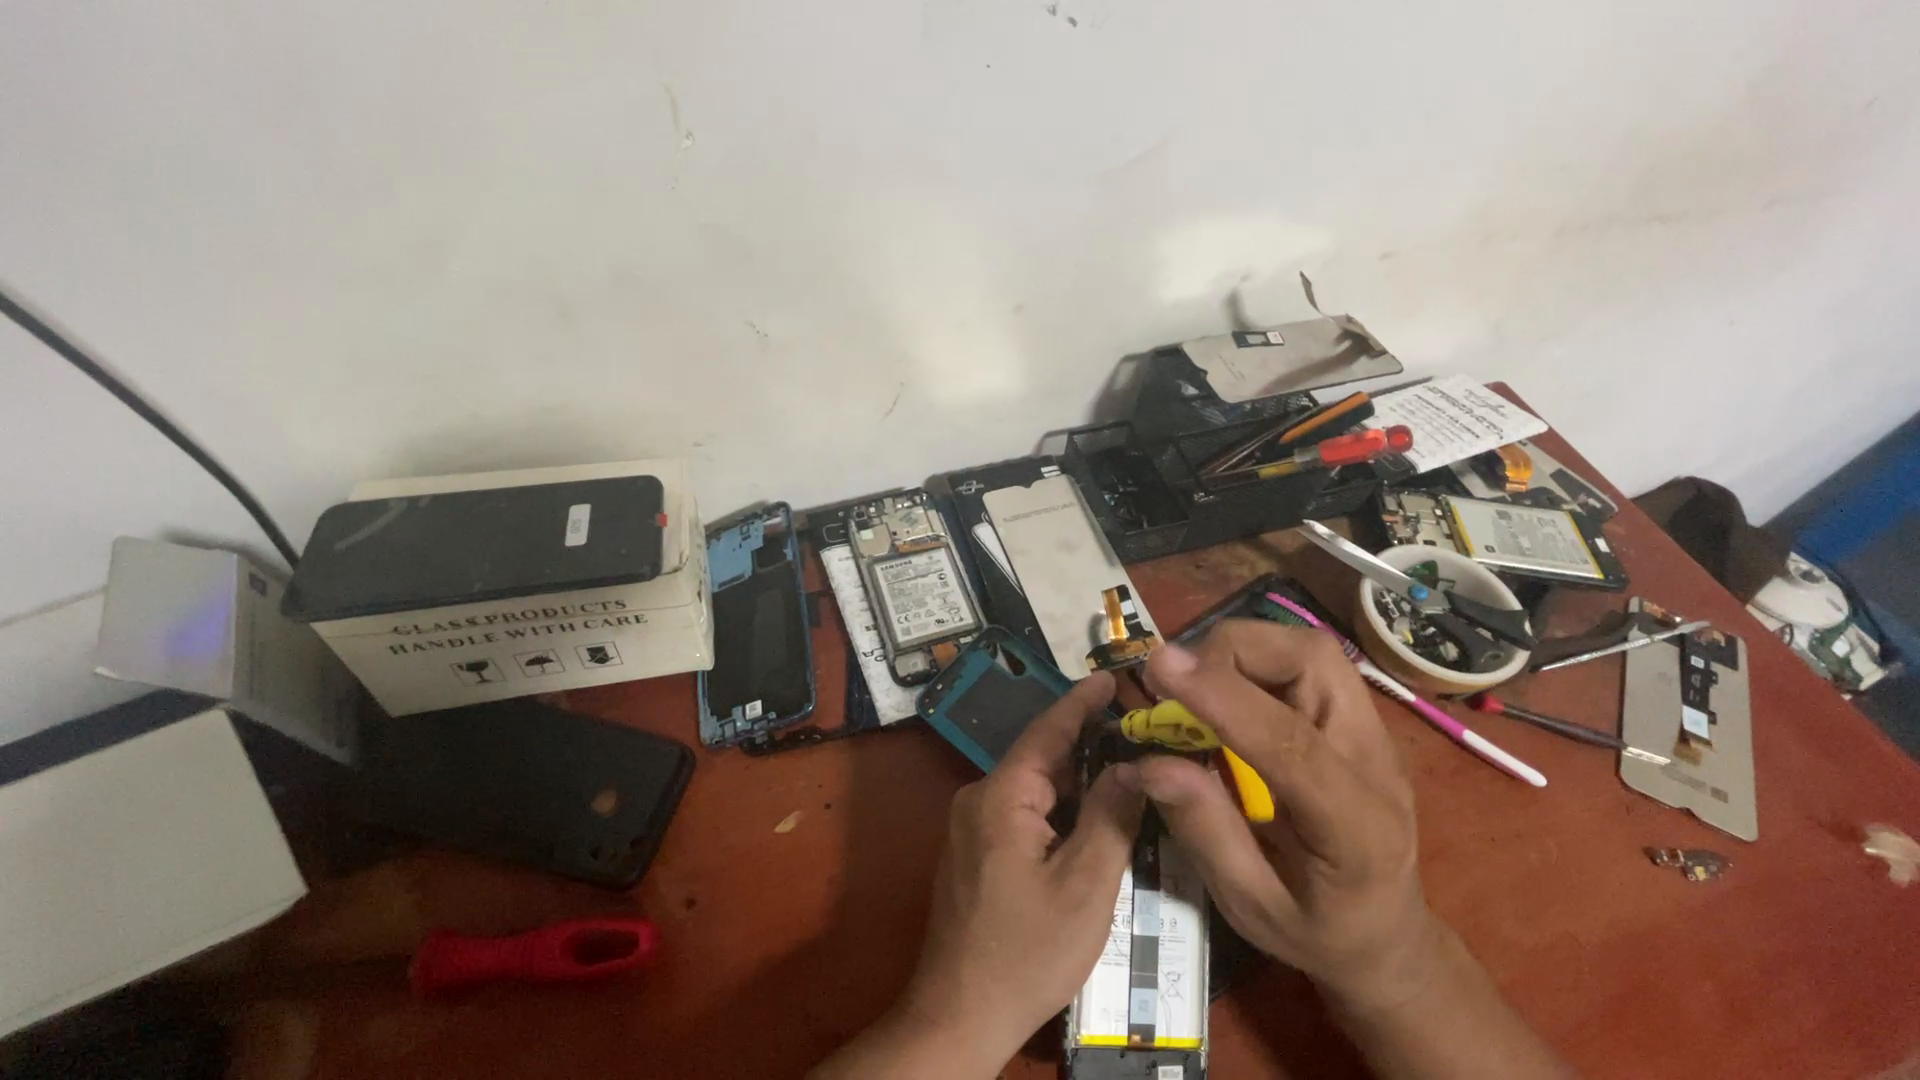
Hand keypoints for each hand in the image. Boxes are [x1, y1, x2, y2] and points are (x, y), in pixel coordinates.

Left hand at [812, 672, 1144, 1078]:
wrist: (961, 1014)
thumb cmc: (1027, 952)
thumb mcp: (1085, 886)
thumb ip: (1110, 817)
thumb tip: (1134, 763)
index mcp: (1000, 796)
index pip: (1047, 732)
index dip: (1082, 702)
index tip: (1114, 676)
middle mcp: (978, 799)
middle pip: (1041, 760)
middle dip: (1090, 746)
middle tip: (1142, 733)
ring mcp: (971, 826)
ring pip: (1034, 789)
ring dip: (1077, 782)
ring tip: (1130, 771)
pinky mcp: (975, 851)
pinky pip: (1022, 813)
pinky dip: (1059, 809)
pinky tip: (1094, 818)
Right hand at [1139, 620, 1441, 1012]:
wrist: (1390, 934)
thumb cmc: (1318, 932)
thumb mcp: (1251, 906)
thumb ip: (1205, 832)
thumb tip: (1147, 762)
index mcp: (1357, 827)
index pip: (1291, 743)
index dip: (1222, 698)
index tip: (1158, 667)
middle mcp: (1376, 761)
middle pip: (1313, 663)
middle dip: (1230, 653)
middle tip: (1174, 684)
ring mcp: (1375, 731)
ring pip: (1311, 648)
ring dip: (1242, 650)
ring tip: (1196, 684)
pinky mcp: (1359, 717)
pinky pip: (1308, 662)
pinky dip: (1255, 659)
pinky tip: (1225, 690)